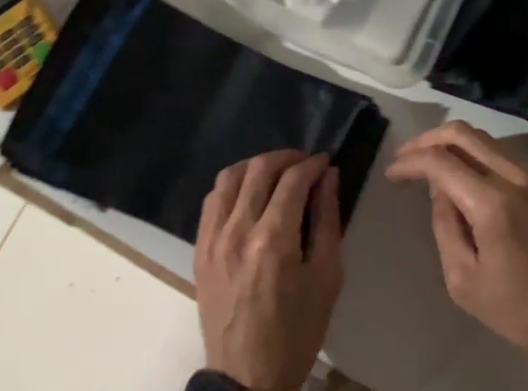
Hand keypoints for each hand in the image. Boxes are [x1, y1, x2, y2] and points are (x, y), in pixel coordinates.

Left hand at [195, 150, 343, 390]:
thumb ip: (328, 221)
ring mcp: (213, 238)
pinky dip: (232, 186)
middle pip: (259, 169)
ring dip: (256, 166)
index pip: (292, 179)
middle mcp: (238, 230)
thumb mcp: (326, 279)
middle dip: (286, 157)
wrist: (247, 376)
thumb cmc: (296, 332)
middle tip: (304, 164)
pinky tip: (248, 194)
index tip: (324, 162)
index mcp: (274, 239)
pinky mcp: (199, 248)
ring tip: (275, 173)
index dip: (311, 163)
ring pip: (229, 177)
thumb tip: (328, 177)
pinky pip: (212, 200)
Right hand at [387, 124, 527, 390]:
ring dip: (451, 144)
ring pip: (484, 139)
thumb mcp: (464, 282)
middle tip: (405, 159)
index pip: (440, 162)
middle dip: (427, 140)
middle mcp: (514, 179)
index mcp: (492, 203)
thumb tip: (439, 192)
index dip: (410, 162)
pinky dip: (474, 156)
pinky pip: (501, 156)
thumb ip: (445, 228)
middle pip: (463, 133)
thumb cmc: (520, 312)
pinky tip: (462, 179)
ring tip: (428, 166)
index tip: (392, 173)